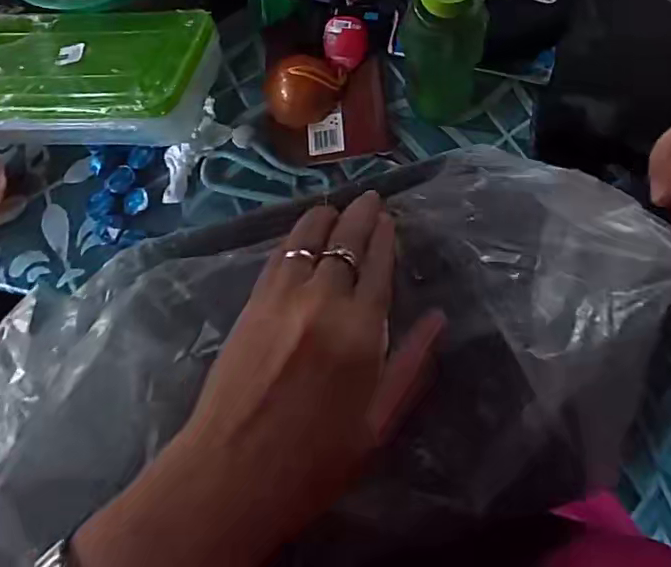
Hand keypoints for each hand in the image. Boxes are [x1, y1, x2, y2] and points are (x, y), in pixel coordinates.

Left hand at [72, 193, 445, 566]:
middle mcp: (323, 301)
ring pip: (310, 238)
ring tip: (338, 206)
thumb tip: (438, 318)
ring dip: (327, 217)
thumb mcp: (377, 424)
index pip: (379, 267)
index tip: (390, 218)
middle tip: (370, 197)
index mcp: (361, 333)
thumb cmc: (315, 462)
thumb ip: (411, 365)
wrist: (231, 472)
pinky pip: (280, 253)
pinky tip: (303, 229)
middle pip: (346, 243)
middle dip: (361, 216)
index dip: (385, 238)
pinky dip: (296, 234)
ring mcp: (283, 296)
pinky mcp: (254, 299)